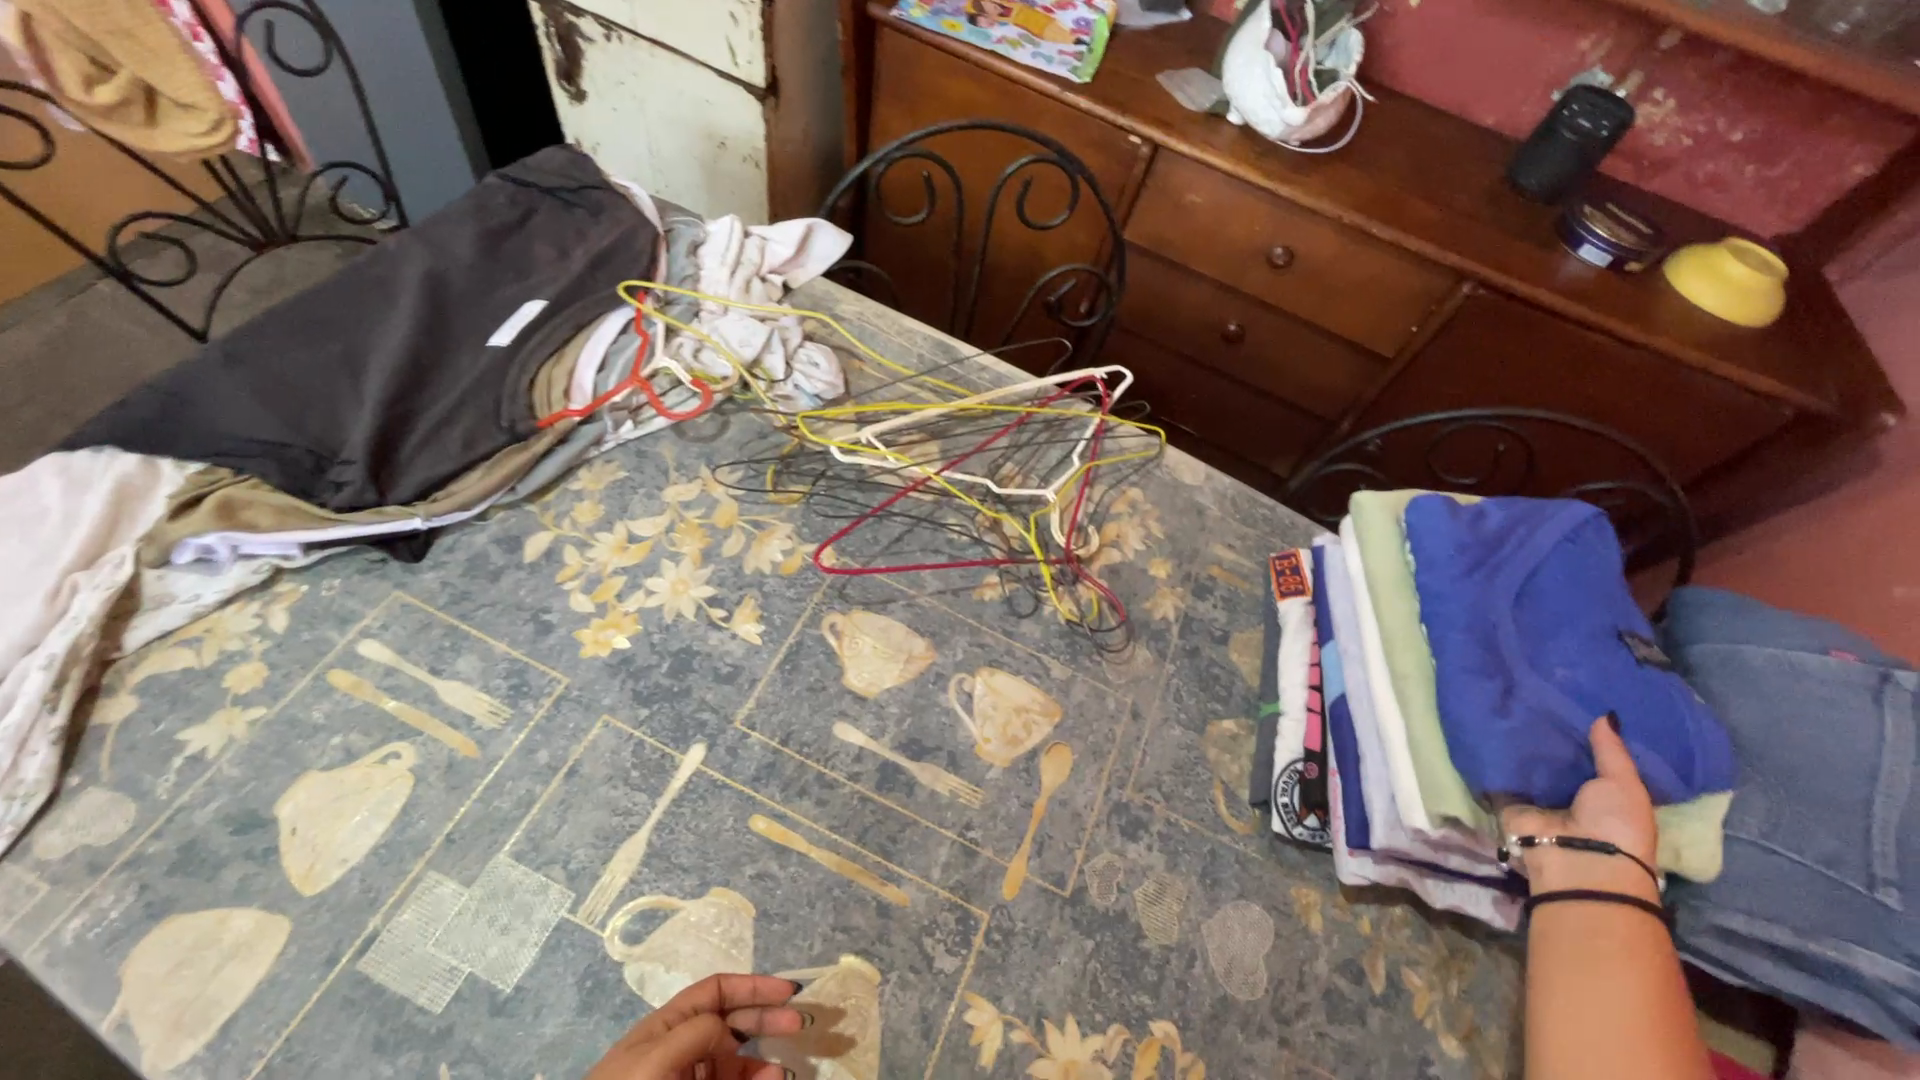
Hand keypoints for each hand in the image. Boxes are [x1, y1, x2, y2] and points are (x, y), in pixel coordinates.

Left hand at [583, 974, 805, 1079]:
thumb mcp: (654, 1059)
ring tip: (779, 1074)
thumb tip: (729, 1032)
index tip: (787, 991)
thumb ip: (697, 1032)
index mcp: (668, 1025)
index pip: (717, 991)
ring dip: (760, 1064)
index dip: (752, 985)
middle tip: (800, 1025)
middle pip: (732, 1022)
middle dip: (766, 1020)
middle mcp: (682, 1048)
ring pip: (736, 1063)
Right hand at [1500, 716, 1659, 898]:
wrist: (1577, 860)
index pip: (1591, 757)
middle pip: (1555, 759)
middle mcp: (1569, 795)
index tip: (1570, 700)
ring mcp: (1537, 799)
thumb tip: (1607, 713)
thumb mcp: (1624, 784)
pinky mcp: (1508, 802)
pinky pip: (1498, 775)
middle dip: (1546, 734)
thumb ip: (1611, 750)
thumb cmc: (1614, 823)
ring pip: (1525, 764)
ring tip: (1507, 703)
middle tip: (1533, 694)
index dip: (1583, 734)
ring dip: (1518, 743)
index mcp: (1603, 794)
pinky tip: (1485, 727)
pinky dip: (1492, 757)